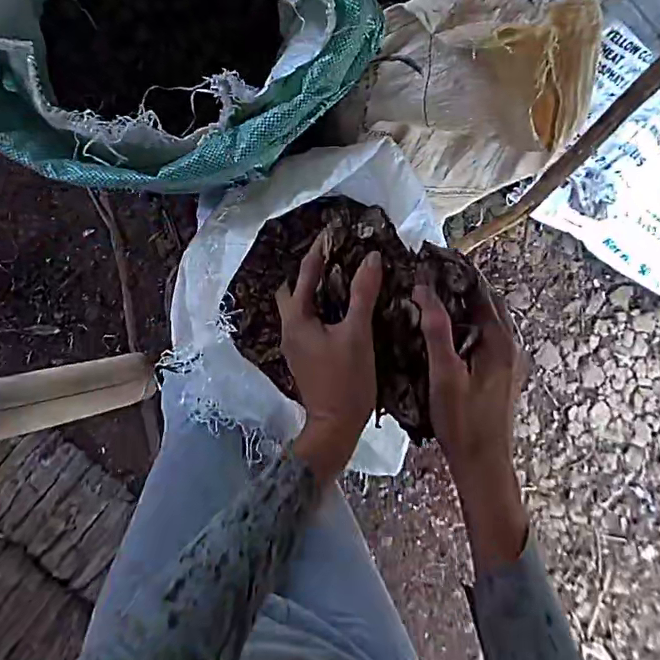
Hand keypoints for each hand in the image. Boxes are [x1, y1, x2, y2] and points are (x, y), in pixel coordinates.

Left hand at [278, 232, 379, 480]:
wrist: (335, 427)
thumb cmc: (346, 380)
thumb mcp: (358, 333)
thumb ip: (363, 294)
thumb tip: (371, 258)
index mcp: (296, 317)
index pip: (305, 273)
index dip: (318, 250)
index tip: (332, 232)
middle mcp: (288, 326)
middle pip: (293, 289)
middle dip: (309, 271)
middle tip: (334, 258)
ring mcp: (294, 343)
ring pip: (300, 306)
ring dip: (316, 291)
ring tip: (340, 280)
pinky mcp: (304, 355)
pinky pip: (308, 321)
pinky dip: (321, 308)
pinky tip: (340, 309)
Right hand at [416, 269, 525, 469]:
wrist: (483, 464)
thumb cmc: (462, 420)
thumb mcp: (444, 373)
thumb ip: (436, 330)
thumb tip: (423, 288)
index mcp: (500, 342)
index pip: (481, 291)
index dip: (456, 270)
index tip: (429, 256)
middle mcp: (511, 346)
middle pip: (486, 301)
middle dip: (458, 282)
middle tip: (425, 270)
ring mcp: (510, 360)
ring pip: (486, 318)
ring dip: (462, 301)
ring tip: (429, 291)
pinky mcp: (502, 372)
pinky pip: (485, 334)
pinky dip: (466, 320)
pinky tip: (442, 326)